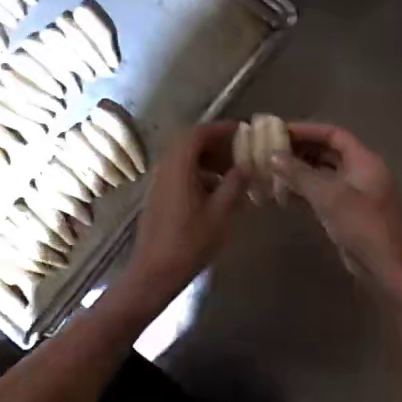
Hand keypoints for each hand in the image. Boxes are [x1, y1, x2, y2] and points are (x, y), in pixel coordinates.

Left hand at [119, 122, 248, 308]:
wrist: (155, 272)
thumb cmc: (190, 242)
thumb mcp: (220, 213)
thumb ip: (235, 185)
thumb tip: (246, 165)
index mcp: (178, 167)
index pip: (198, 134)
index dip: (220, 129)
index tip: (242, 132)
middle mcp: (165, 169)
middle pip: (189, 145)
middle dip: (216, 145)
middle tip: (240, 154)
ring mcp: (158, 184)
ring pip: (184, 162)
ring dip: (208, 162)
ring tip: (233, 176)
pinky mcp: (158, 199)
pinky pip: (179, 176)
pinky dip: (199, 177)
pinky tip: (217, 196)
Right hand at [272, 123, 401, 306]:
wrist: (384, 268)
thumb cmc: (361, 226)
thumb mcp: (328, 196)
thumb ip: (299, 174)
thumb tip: (272, 156)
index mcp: (364, 161)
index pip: (334, 134)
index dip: (307, 130)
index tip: (279, 130)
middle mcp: (361, 172)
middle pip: (328, 152)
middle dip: (299, 150)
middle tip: (269, 149)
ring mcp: (354, 193)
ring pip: (323, 173)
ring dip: (298, 171)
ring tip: (270, 169)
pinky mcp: (346, 212)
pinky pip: (322, 192)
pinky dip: (303, 190)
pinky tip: (281, 192)